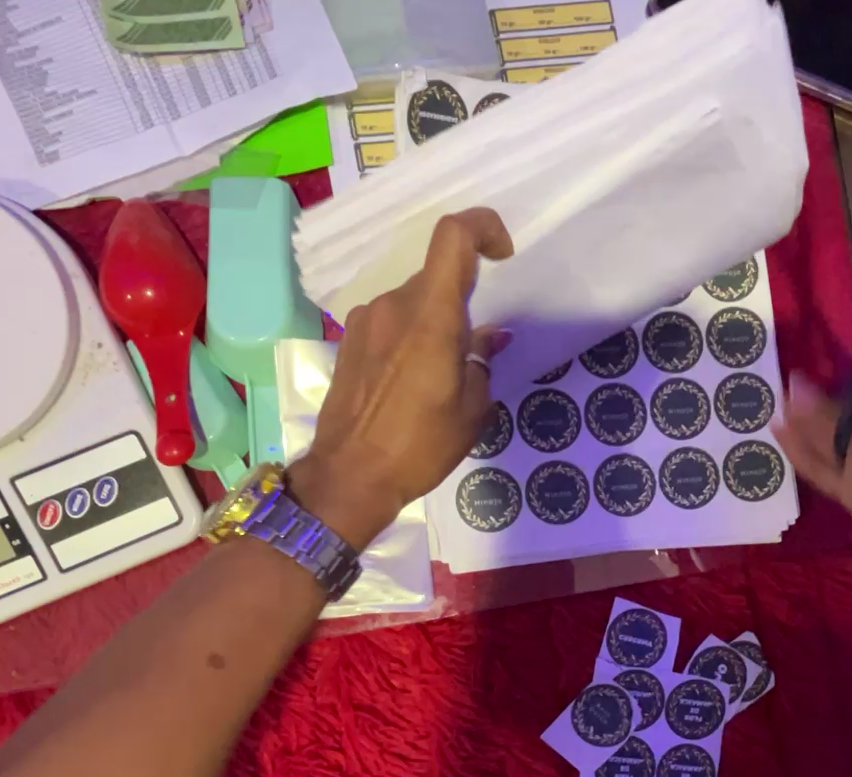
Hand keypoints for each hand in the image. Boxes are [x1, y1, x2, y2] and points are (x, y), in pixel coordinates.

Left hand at [290, 209, 514, 547]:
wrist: (350, 475)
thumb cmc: (420, 447)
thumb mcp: (471, 410)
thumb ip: (482, 362)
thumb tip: (488, 338)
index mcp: (430, 317)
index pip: (453, 237)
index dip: (483, 227)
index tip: (502, 253)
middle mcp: (394, 305)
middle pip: (436, 277)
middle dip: (462, 304)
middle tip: (472, 355)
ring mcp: (366, 320)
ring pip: (413, 302)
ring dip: (434, 324)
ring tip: (439, 377)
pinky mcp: (349, 339)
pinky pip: (391, 322)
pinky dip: (410, 337)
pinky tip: (411, 382)